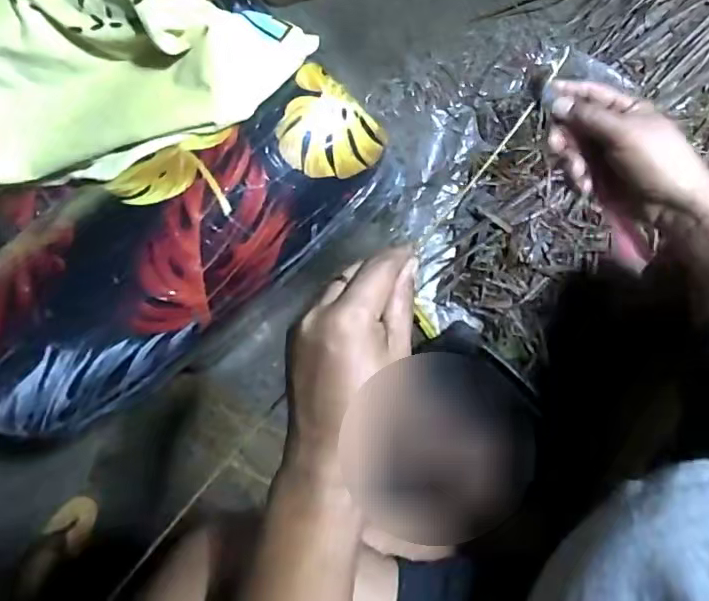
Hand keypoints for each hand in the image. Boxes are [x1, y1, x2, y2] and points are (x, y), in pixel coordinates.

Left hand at [284, 245, 415, 480]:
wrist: (326, 457)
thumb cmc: (375, 412)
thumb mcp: (398, 355)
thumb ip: (400, 305)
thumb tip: (408, 266)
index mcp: (347, 317)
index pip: (376, 268)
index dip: (398, 256)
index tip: (415, 251)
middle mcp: (317, 311)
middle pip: (352, 270)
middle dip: (378, 266)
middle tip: (404, 271)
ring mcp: (300, 323)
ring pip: (336, 283)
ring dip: (359, 280)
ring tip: (385, 291)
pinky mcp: (293, 335)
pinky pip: (322, 301)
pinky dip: (343, 297)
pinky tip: (361, 310)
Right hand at [545, 80, 708, 227]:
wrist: (677, 206)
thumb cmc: (657, 160)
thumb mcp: (624, 132)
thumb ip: (589, 115)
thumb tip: (557, 100)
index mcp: (624, 109)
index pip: (591, 93)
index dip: (568, 91)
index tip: (545, 92)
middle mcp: (612, 128)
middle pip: (575, 122)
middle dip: (564, 134)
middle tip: (559, 147)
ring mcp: (605, 154)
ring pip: (572, 149)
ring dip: (570, 160)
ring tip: (580, 174)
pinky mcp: (601, 178)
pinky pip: (577, 171)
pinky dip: (577, 178)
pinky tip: (586, 188)